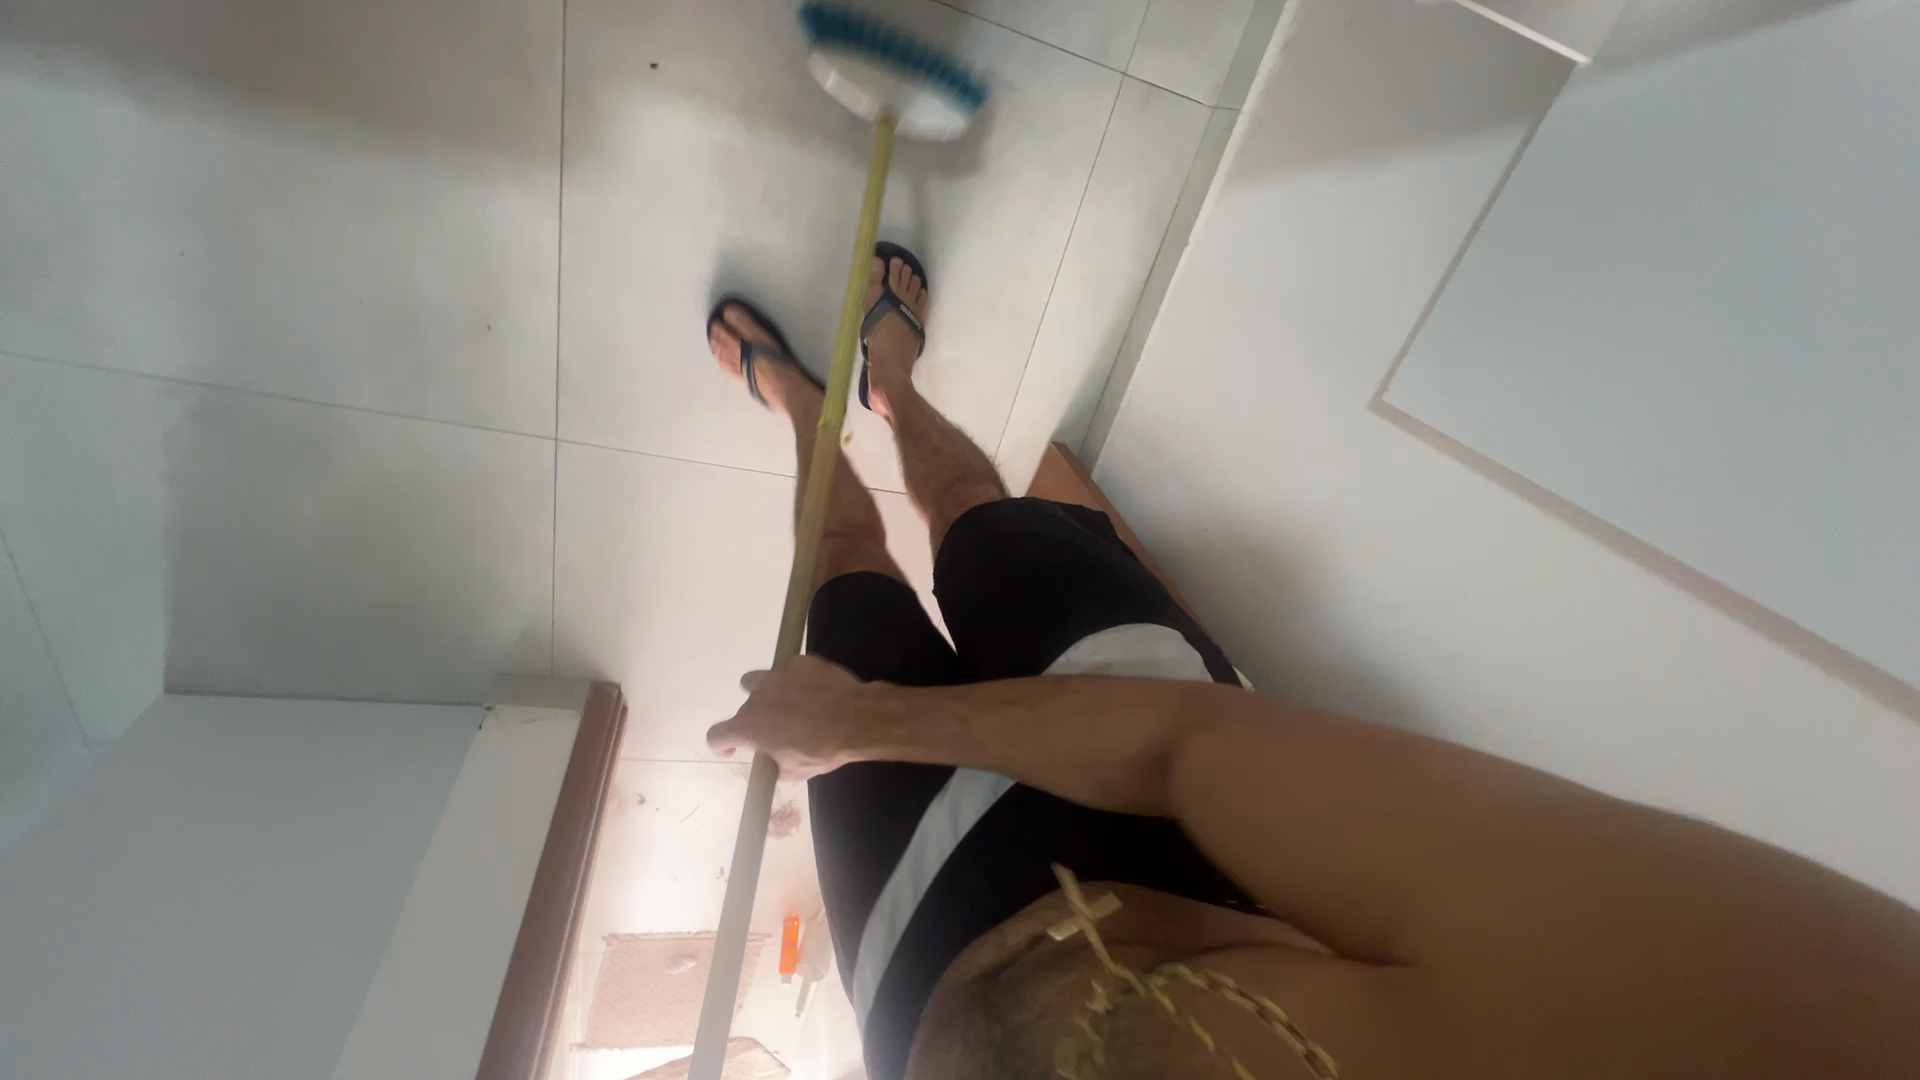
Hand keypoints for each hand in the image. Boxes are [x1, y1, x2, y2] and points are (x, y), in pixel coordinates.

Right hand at [705, 656, 873, 779]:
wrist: (856, 718)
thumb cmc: (822, 750)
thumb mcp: (793, 771)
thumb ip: (773, 763)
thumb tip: (771, 759)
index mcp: (748, 726)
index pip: (717, 735)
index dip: (721, 744)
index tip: (731, 749)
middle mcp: (756, 697)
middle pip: (745, 707)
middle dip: (756, 719)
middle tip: (778, 729)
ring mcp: (778, 675)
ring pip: (760, 680)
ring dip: (768, 693)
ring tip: (789, 703)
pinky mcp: (800, 662)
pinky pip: (791, 672)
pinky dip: (797, 682)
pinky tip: (815, 691)